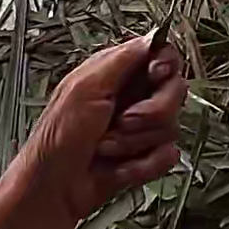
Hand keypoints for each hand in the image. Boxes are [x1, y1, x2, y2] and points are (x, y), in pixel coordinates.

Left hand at [0, 36, 186, 228]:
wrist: (54, 189)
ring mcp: (140, 128)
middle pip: (174, 90)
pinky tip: (119, 167)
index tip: (156, 74)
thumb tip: (151, 38)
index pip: (161, 55)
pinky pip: (168, 156)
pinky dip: (143, 165)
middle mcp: (131, 96)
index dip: (165, 64)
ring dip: (136, 142)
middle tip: (124, 120)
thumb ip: (122, 60)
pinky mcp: (145, 155)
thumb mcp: (85, 87)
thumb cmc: (58, 137)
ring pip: (171, 126)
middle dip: (151, 111)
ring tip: (107, 147)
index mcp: (116, 72)